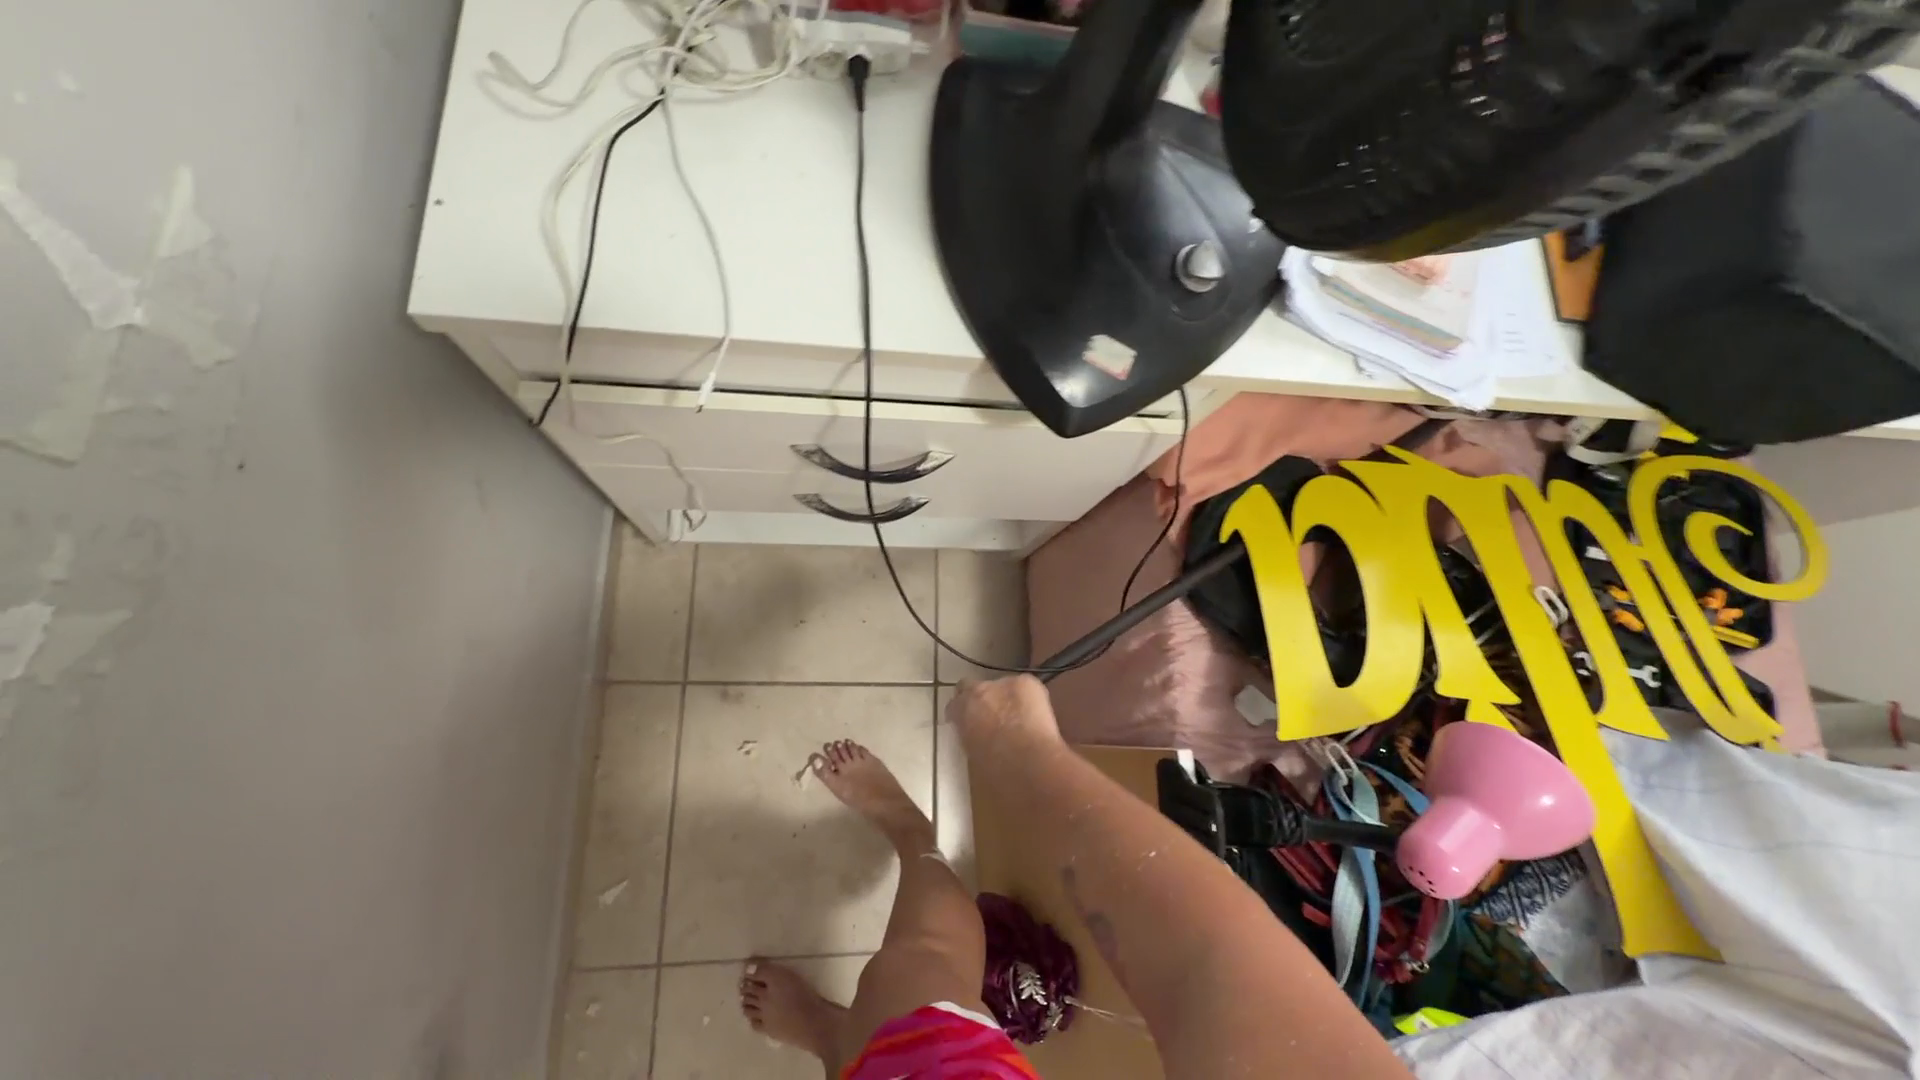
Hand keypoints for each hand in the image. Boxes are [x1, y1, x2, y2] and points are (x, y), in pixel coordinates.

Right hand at [945, 675, 1062, 758]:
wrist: (1029, 763)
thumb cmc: (996, 772)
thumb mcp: (971, 759)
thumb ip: (970, 741)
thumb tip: (977, 741)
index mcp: (960, 711)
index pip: (954, 705)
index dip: (962, 715)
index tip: (969, 726)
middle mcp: (977, 691)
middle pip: (972, 687)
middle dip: (980, 700)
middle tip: (992, 718)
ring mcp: (1003, 683)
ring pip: (1001, 686)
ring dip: (1005, 699)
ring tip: (1018, 720)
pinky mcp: (1027, 682)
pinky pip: (1025, 687)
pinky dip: (1028, 698)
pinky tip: (1035, 715)